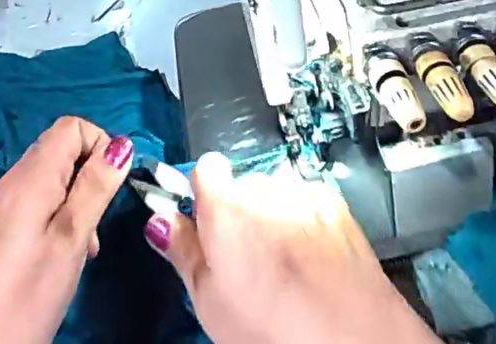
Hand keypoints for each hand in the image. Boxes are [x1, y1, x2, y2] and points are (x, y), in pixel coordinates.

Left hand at [0, 116, 133, 343]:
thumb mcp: (71, 239)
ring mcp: (4, 198)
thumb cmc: (28, 292)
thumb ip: (95, 187)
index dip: (100, 145)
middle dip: (90, 173)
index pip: (71, 125)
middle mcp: (14, 176)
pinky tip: (63, 251)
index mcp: (31, 174)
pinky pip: (37, 195)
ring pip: (52, 173)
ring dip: (77, 196)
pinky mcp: (0, 221)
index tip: (111, 187)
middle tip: (98, 222)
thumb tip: (121, 144)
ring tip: (85, 245)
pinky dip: (59, 211)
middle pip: (61, 146)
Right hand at [144, 152, 439, 343]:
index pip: (202, 168)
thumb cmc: (281, 336)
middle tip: (246, 262)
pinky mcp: (336, 208)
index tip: (204, 221)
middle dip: (238, 212)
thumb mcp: (212, 305)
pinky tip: (312, 265)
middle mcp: (262, 188)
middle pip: (239, 185)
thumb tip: (159, 220)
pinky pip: (306, 204)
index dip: (202, 194)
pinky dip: (304, 224)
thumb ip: (182, 251)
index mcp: (224, 206)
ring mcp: (302, 195)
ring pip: (272, 195)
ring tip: (284, 270)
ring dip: (272, 217)